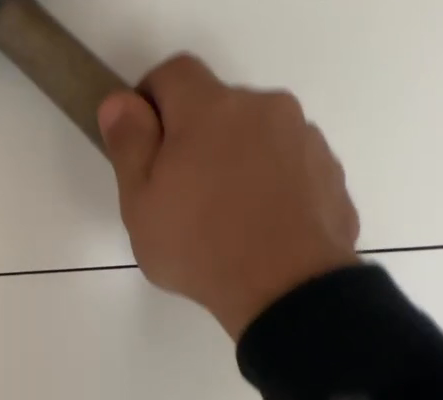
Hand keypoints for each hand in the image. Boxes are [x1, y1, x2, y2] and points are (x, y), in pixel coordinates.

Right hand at [97, 55, 361, 339]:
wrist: (284, 283)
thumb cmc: (196, 244)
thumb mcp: (140, 202)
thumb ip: (129, 145)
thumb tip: (118, 103)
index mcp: (209, 111)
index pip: (173, 73)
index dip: (146, 100)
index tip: (136, 143)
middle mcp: (262, 107)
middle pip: (213, 106)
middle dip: (187, 137)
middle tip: (168, 193)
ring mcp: (300, 134)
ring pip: (249, 134)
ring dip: (226, 159)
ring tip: (211, 216)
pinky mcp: (323, 166)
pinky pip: (279, 161)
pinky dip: (259, 181)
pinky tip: (246, 224)